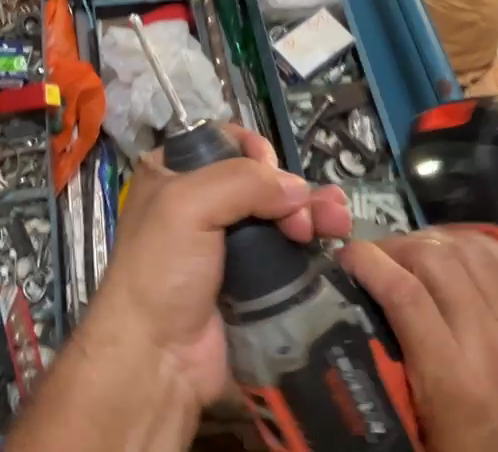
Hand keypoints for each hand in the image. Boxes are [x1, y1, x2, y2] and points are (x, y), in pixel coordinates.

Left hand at [7, 126, 349, 451]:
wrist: (158, 355)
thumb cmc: (161, 268)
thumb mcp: (186, 205)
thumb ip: (241, 182)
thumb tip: (297, 189)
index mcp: (171, 173)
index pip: (220, 143)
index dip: (252, 150)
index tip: (269, 168)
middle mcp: (198, 203)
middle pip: (259, 180)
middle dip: (294, 188)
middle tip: (315, 212)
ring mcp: (227, 244)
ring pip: (280, 215)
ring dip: (314, 213)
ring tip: (339, 222)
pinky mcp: (253, 281)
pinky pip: (289, 253)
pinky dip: (314, 244)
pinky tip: (338, 241)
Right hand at [339, 228, 497, 451]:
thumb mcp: (407, 423)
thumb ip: (379, 365)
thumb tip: (340, 308)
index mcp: (454, 381)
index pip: (403, 291)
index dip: (364, 260)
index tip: (342, 260)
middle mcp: (494, 348)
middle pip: (436, 258)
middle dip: (393, 246)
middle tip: (372, 260)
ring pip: (473, 252)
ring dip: (432, 241)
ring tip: (408, 256)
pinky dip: (480, 247)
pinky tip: (456, 255)